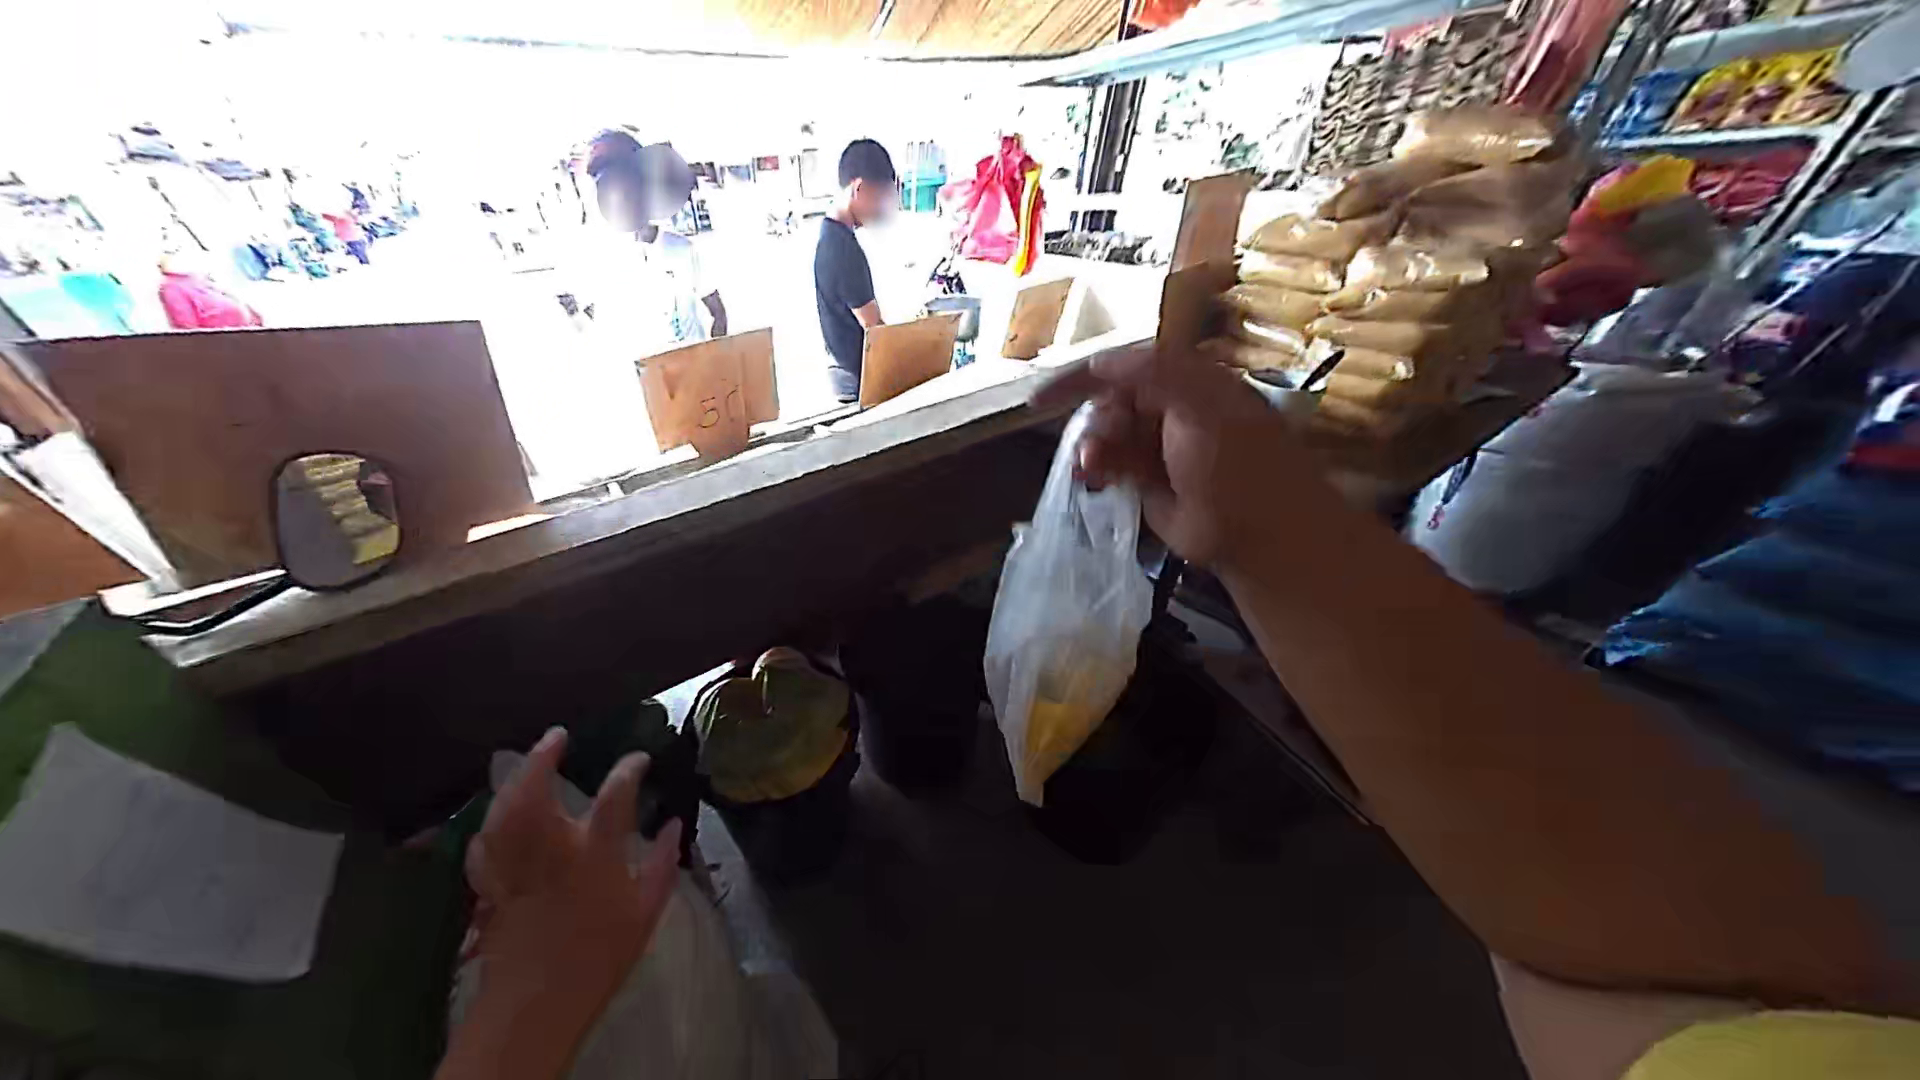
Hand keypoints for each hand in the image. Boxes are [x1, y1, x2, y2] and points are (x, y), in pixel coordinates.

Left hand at [441, 728, 680, 1079]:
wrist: (537, 1009)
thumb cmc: (601, 957)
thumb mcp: (647, 912)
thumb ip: (662, 864)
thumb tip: (677, 824)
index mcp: (595, 859)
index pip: (614, 798)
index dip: (628, 770)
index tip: (638, 757)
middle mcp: (551, 856)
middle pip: (536, 797)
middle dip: (542, 760)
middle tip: (556, 735)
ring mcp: (516, 870)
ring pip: (504, 816)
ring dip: (514, 782)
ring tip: (529, 759)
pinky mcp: (493, 888)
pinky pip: (485, 847)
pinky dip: (491, 824)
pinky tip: (498, 813)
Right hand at [1033, 344, 1334, 570]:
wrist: (1259, 534)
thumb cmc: (1236, 464)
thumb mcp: (1200, 404)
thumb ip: (1153, 373)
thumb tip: (1101, 362)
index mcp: (1187, 382)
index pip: (1125, 366)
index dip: (1082, 378)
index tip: (1039, 400)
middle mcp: (1169, 409)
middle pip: (1109, 403)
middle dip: (1095, 421)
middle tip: (1097, 446)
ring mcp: (1156, 446)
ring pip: (1105, 436)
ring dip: (1092, 448)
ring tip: (1092, 469)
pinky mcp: (1146, 481)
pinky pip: (1109, 466)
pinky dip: (1095, 469)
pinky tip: (1091, 479)